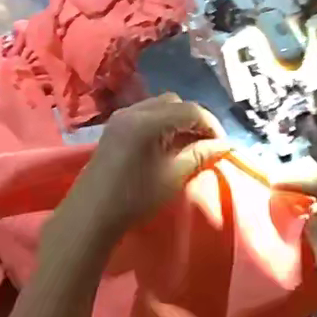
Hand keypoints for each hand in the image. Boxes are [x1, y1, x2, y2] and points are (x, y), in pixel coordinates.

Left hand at [64, 94, 230, 240]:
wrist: (91, 214)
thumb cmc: (135, 198)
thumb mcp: (174, 176)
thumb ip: (200, 154)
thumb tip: (224, 145)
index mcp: (149, 121)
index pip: (191, 110)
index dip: (212, 125)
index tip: (222, 145)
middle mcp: (134, 110)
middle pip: (175, 102)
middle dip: (195, 119)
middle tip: (207, 143)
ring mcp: (121, 116)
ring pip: (160, 105)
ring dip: (178, 119)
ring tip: (189, 144)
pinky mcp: (114, 126)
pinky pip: (145, 113)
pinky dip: (162, 122)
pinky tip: (167, 143)